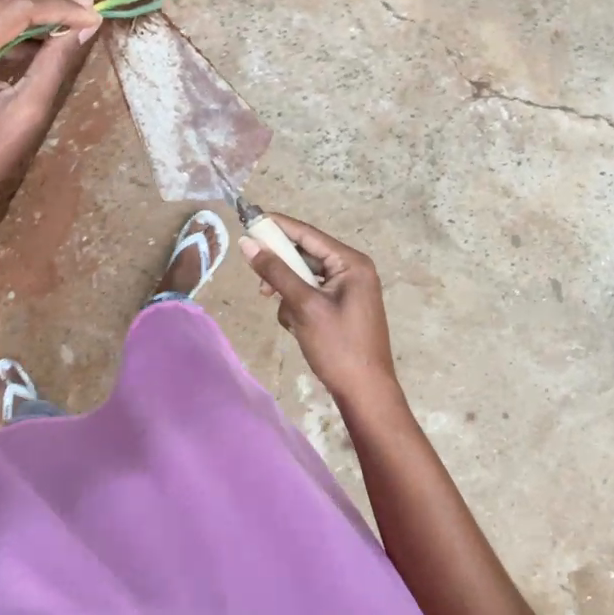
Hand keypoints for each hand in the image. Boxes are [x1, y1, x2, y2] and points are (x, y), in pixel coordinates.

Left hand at [0, 0, 99, 235]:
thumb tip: (86, 25)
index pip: (14, 8)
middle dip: (43, 3)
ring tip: (63, 23)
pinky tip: (30, 36)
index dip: (59, 7)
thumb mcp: (23, 116)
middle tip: (85, 12)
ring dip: (22, 10)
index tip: (95, 13)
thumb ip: (54, 63)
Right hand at [243, 215, 398, 405]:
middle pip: (305, 255)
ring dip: (288, 291)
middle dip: (281, 268)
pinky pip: (310, 293)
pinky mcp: (341, 308)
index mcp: (351, 263)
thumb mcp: (303, 305)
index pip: (307, 234)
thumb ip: (275, 271)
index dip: (277, 226)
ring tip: (280, 309)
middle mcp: (352, 270)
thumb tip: (247, 243)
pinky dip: (297, 305)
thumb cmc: (338, 346)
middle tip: (259, 280)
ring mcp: (348, 290)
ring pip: (304, 276)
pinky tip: (295, 325)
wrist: (365, 394)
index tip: (249, 220)